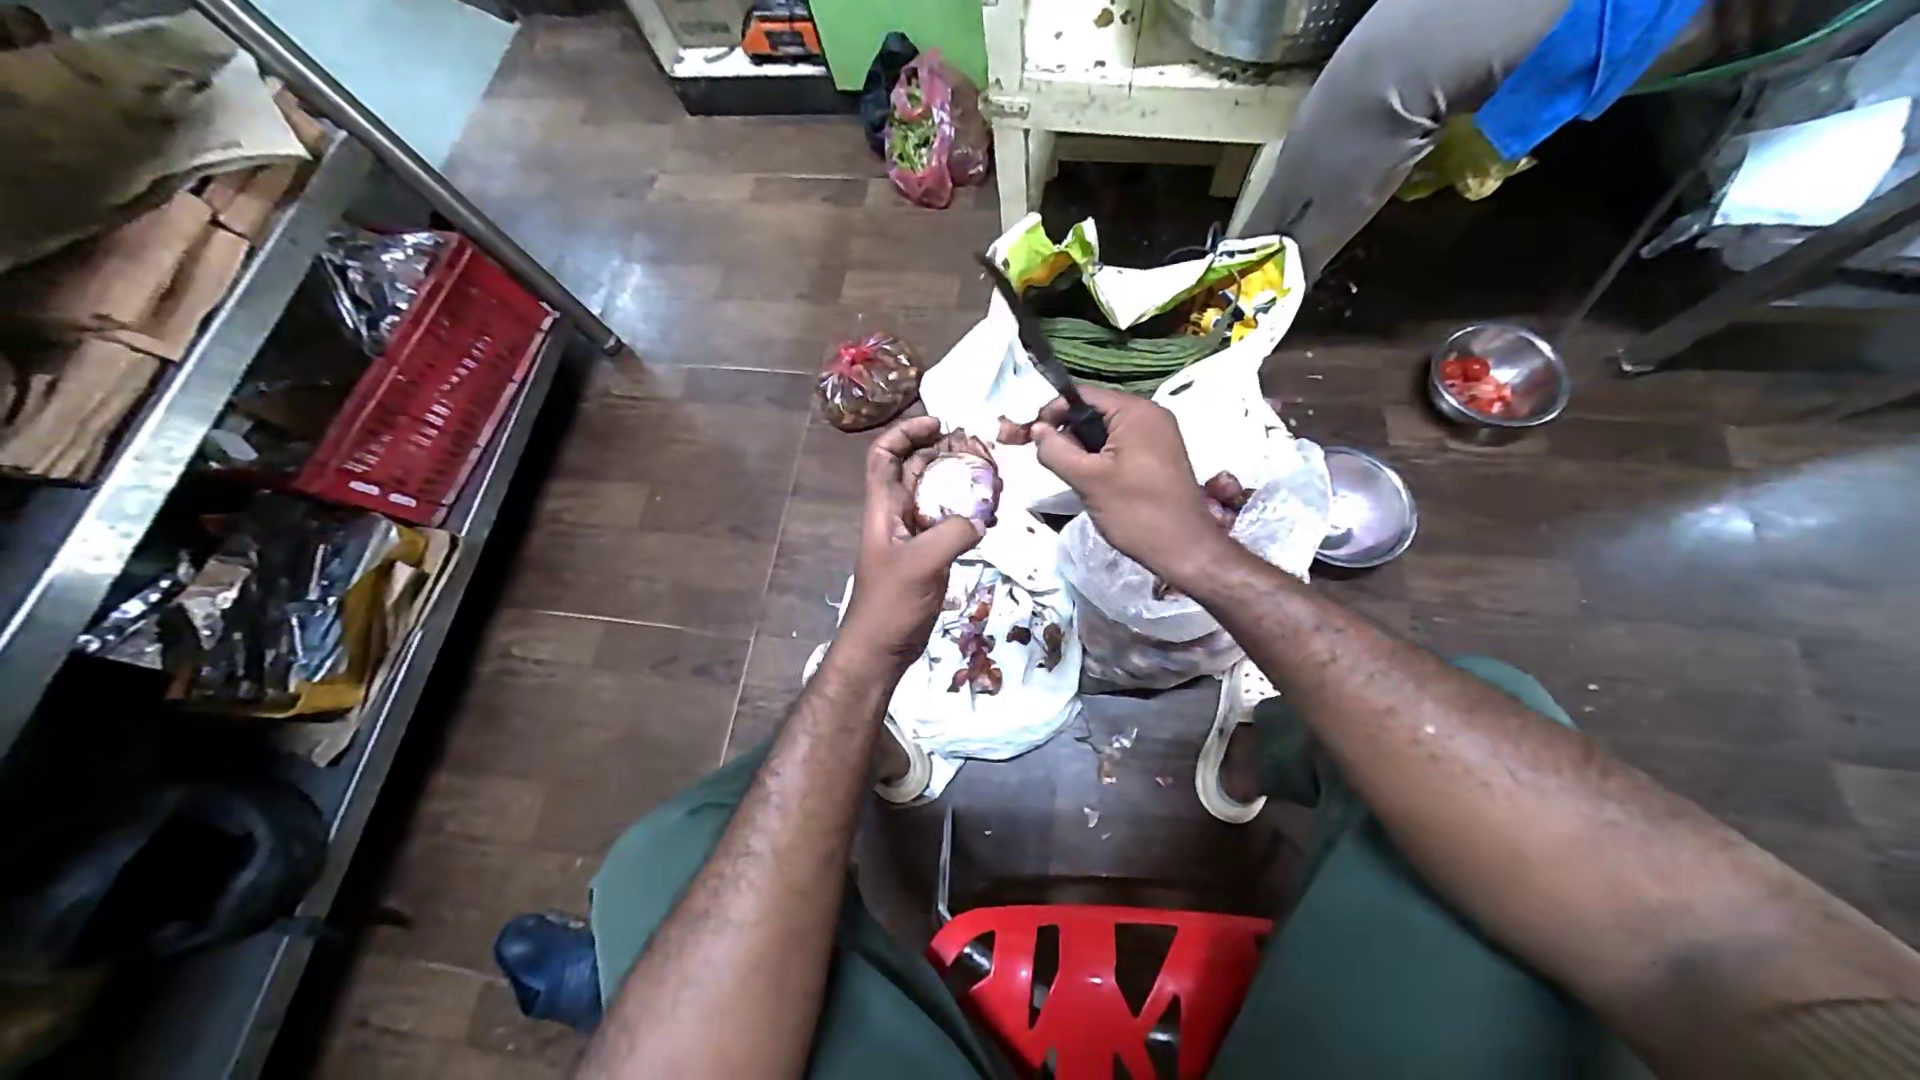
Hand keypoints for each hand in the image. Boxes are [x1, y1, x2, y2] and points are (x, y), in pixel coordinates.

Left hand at [838, 416, 983, 668]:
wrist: (882, 648)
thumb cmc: (890, 604)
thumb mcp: (921, 563)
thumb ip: (953, 533)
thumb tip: (983, 518)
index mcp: (884, 508)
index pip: (885, 454)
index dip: (906, 432)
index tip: (938, 423)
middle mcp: (897, 515)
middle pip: (917, 469)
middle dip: (944, 453)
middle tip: (979, 450)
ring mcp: (914, 536)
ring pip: (937, 495)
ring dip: (961, 482)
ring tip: (992, 479)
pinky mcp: (929, 556)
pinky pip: (950, 523)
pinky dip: (969, 514)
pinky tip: (993, 517)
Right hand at [1022, 386, 1229, 583]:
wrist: (1184, 549)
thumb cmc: (1136, 511)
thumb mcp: (1087, 479)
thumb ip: (1056, 450)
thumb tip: (1036, 429)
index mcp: (1136, 411)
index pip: (1082, 395)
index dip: (1052, 411)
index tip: (1030, 436)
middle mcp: (1150, 416)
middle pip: (1093, 412)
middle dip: (1067, 432)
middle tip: (1049, 461)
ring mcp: (1157, 437)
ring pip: (1105, 432)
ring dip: (1082, 449)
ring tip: (1072, 476)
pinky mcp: (1157, 457)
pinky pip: (1119, 446)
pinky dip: (1100, 459)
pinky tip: (1091, 481)